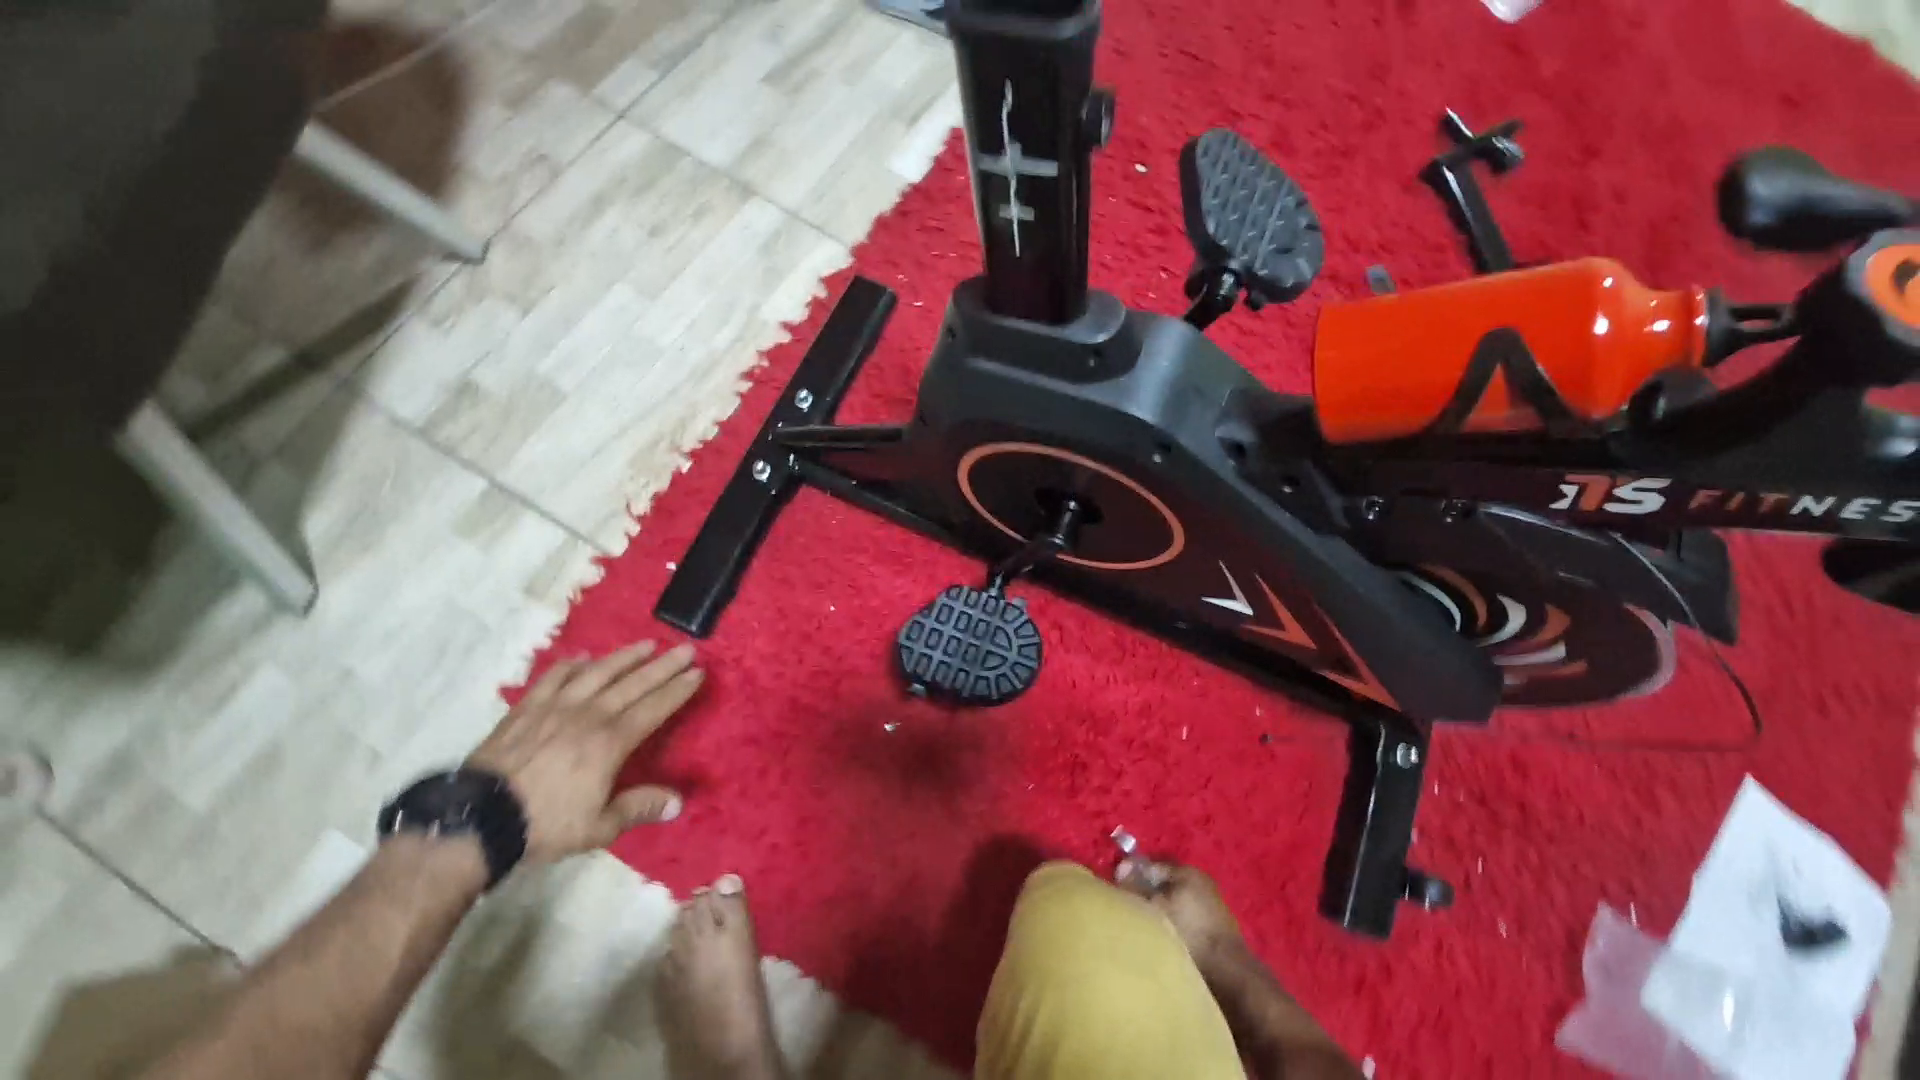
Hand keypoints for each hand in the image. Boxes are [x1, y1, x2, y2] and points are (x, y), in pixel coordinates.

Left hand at [468, 641, 703, 863]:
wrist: (479, 819)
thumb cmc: (544, 824)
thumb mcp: (598, 827)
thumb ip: (638, 808)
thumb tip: (677, 802)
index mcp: (610, 742)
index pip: (653, 709)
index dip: (677, 690)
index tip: (696, 673)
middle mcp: (588, 716)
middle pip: (632, 684)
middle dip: (662, 666)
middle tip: (685, 649)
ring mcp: (555, 707)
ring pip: (597, 673)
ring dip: (624, 657)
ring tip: (645, 645)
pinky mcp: (526, 708)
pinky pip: (554, 677)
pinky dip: (573, 665)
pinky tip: (583, 657)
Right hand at [1116, 857, 1246, 976]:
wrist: (1228, 975)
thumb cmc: (1189, 932)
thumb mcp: (1155, 906)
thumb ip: (1135, 887)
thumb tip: (1121, 869)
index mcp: (1187, 872)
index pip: (1149, 864)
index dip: (1129, 874)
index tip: (1113, 889)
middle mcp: (1200, 884)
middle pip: (1160, 884)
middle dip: (1142, 894)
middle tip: (1123, 910)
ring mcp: (1208, 908)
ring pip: (1171, 904)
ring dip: (1156, 913)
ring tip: (1138, 928)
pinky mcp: (1211, 932)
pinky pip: (1181, 921)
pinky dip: (1169, 928)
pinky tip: (1158, 941)